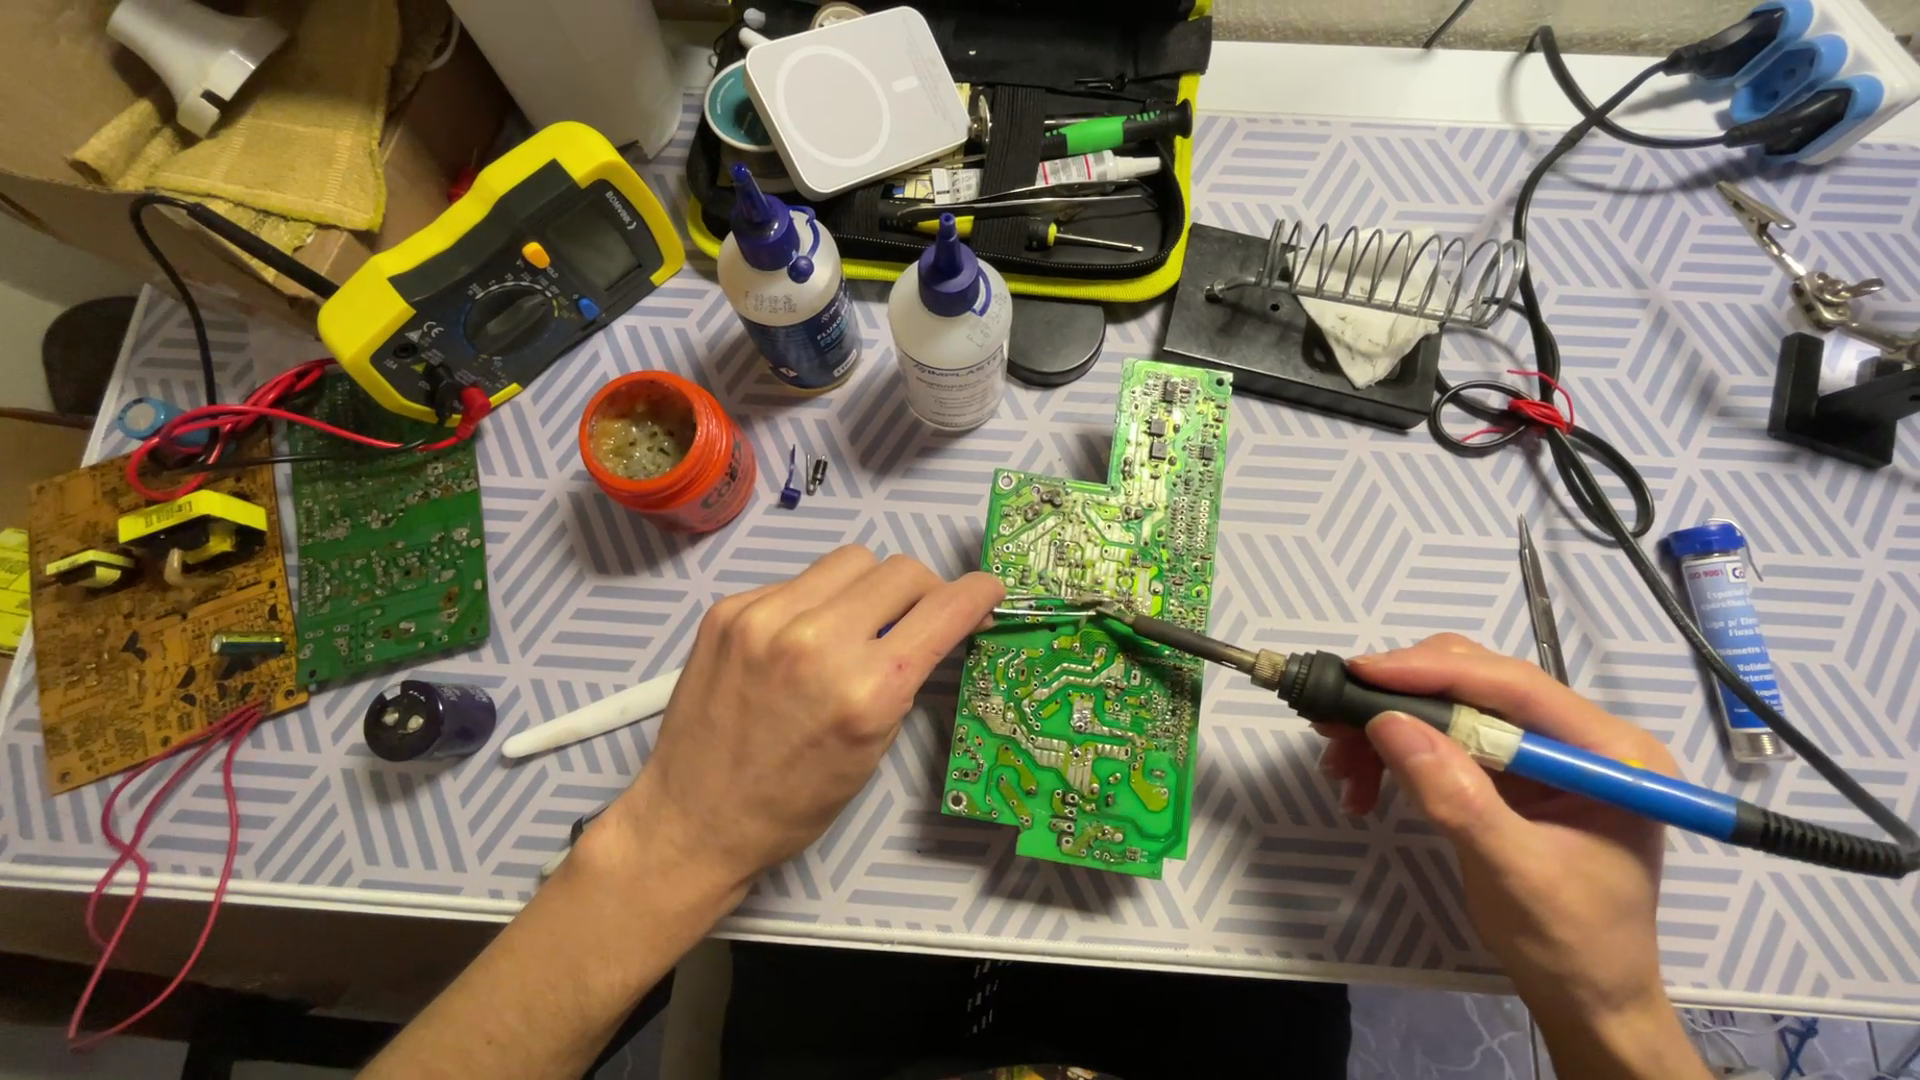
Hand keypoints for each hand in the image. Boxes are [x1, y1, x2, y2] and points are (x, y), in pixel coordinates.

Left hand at [608, 546, 1003, 896]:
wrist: (697, 817)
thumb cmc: (797, 801)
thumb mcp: (874, 746)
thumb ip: (905, 675)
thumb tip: (930, 625)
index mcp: (867, 689)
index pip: (944, 610)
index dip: (978, 593)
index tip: (988, 590)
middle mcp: (819, 640)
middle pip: (901, 569)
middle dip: (924, 589)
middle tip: (917, 616)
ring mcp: (767, 618)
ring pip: (851, 560)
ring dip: (870, 586)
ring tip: (855, 622)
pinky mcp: (730, 609)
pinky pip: (799, 581)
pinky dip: (816, 601)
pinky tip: (800, 638)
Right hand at [1315, 634, 1707, 1078]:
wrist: (1583, 994)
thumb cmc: (1568, 941)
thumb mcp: (1513, 872)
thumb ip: (1456, 796)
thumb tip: (1388, 724)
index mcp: (1608, 753)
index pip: (1514, 685)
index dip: (1433, 673)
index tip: (1361, 673)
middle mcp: (1575, 734)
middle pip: (1471, 681)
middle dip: (1397, 700)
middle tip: (1335, 723)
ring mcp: (1538, 748)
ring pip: (1443, 704)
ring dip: (1384, 729)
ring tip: (1340, 768)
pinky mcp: (1505, 766)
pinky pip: (1435, 735)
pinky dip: (1391, 753)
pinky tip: (1361, 785)